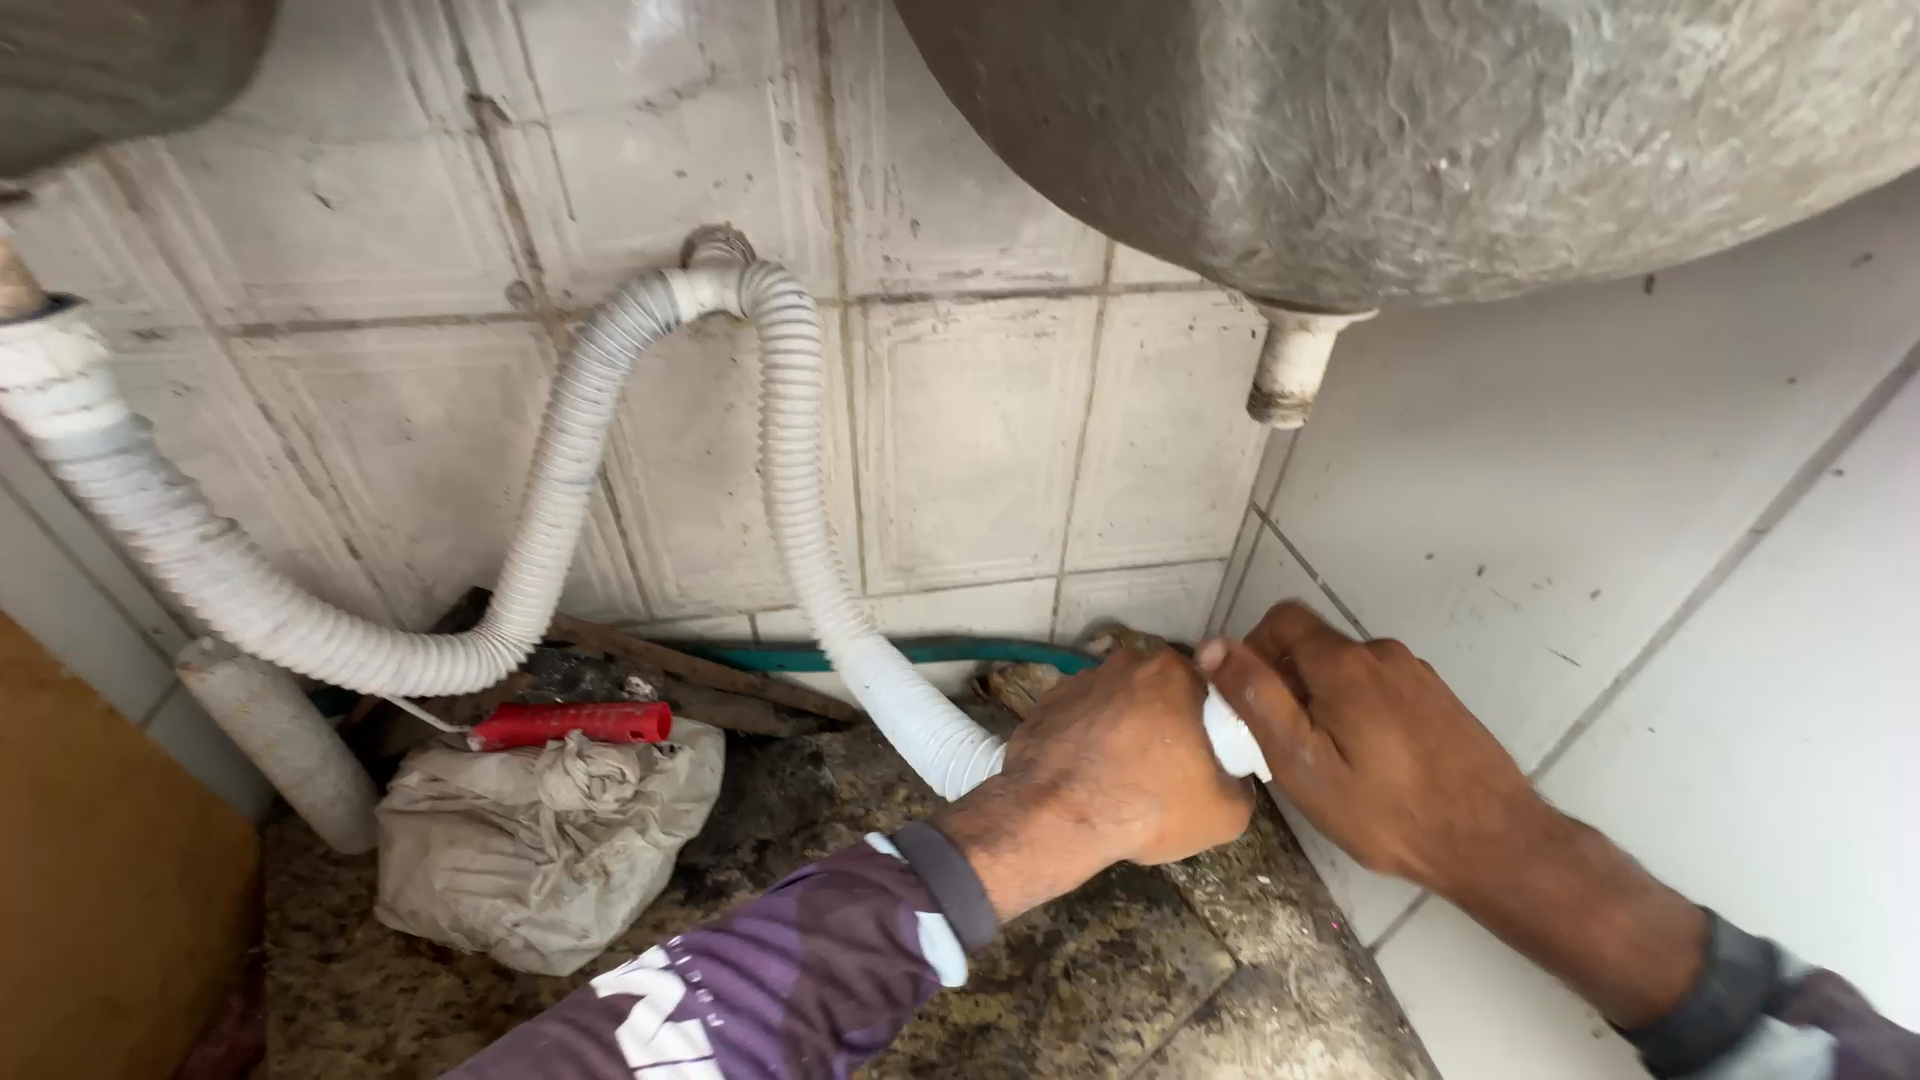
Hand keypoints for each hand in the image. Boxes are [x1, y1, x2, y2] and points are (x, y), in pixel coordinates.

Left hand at [935, 647, 1255, 920]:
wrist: (1055, 818)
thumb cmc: (1147, 805)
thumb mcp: (1226, 812)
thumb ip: (1238, 783)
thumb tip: (1228, 776)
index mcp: (1170, 672)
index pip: (1205, 688)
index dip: (1208, 722)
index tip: (1203, 755)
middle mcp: (1122, 664)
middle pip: (1156, 691)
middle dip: (1162, 720)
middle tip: (1163, 767)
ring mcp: (1079, 680)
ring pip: (1114, 702)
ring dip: (1120, 728)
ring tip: (1118, 775)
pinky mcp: (1045, 703)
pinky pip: (1079, 717)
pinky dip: (1085, 737)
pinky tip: (1085, 772)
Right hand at [1199, 602, 1704, 1027]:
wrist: (1497, 845)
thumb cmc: (1386, 809)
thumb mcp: (1302, 761)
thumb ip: (1255, 697)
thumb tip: (1211, 646)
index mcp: (1343, 661)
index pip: (1281, 619)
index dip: (1254, 650)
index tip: (1253, 703)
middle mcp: (1381, 654)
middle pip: (1312, 646)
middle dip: (1286, 683)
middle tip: (1288, 746)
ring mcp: (1415, 675)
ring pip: (1345, 670)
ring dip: (1321, 700)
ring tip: (1329, 761)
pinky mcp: (1437, 699)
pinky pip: (1377, 688)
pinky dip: (1356, 711)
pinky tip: (1370, 764)